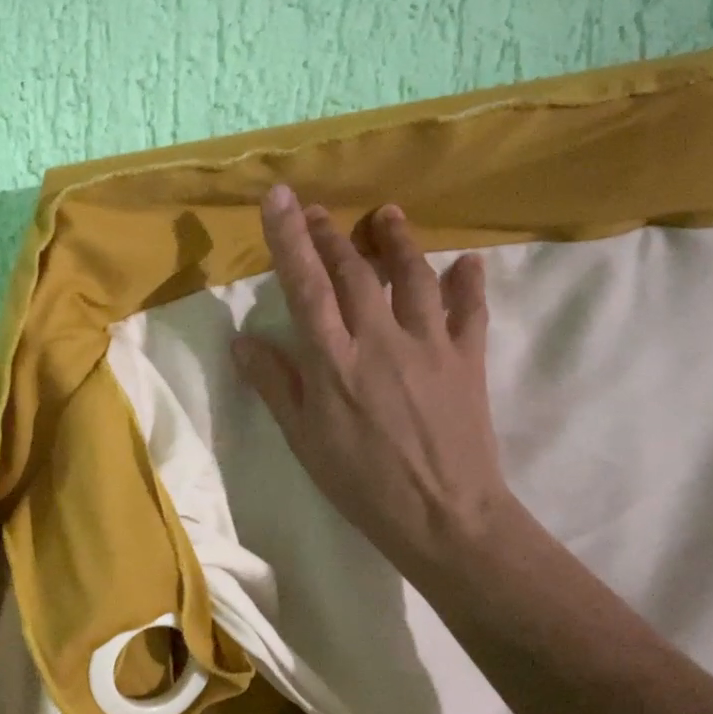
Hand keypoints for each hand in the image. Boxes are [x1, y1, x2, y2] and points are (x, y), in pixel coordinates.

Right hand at [232, 185, 512, 576]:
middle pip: (354, 272)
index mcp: (334, 360)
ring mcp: (429, 344)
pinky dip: (467, 282)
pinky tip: (466, 262)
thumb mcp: (304, 440)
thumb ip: (276, 385)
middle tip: (318, 211)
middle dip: (332, 235)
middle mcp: (380, 339)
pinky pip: (469, 310)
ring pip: (412, 276)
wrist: (442, 515)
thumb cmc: (361, 482)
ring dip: (397, 241)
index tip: (280, 198)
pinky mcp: (467, 358)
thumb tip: (243, 339)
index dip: (290, 239)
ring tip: (387, 216)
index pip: (306, 286)